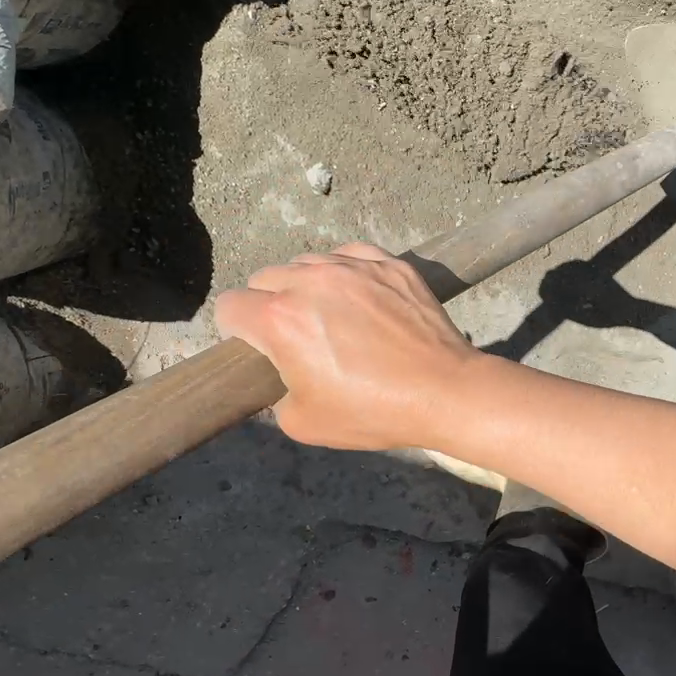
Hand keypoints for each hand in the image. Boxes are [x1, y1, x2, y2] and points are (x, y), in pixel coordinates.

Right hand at [215, 242, 481, 450]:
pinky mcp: (392, 266)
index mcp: (280, 319)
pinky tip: (357, 294)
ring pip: (308, 262)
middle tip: (297, 335)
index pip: (231, 307)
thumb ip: (274, 391)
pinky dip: (347, 269)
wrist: (444, 391)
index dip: (239, 331)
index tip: (258, 347)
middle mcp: (313, 283)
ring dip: (309, 284)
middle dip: (271, 304)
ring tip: (331, 315)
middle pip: (266, 278)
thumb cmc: (376, 411)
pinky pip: (352, 253)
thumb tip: (281, 374)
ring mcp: (356, 269)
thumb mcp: (302, 421)